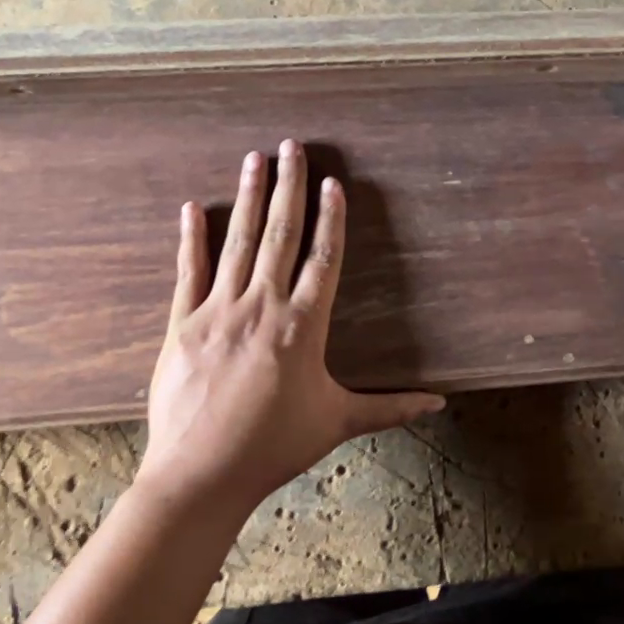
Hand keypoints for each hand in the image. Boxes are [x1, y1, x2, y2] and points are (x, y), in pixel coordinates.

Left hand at [135, 139, 445, 512]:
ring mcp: (219, 313)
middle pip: (280, 234)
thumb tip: (439, 404)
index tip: (333, 182)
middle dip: (289, 187)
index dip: (331, 217)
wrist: (200, 476)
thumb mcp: (338, 422)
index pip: (323, 257)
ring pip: (237, 242)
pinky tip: (191, 208)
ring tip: (254, 159)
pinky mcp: (183, 326)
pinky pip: (188, 272)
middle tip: (292, 147)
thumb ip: (390, 407)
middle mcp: (262, 307)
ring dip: (248, 197)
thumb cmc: (274, 448)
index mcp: (302, 326)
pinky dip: (191, 238)